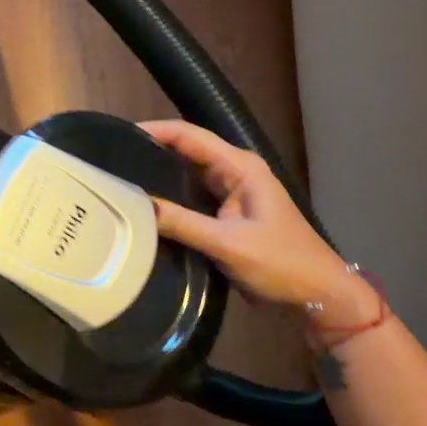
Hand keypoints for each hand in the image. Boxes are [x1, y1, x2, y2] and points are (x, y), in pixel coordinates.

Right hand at [142, 120, 374, 326]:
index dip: (156, 130)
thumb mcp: (228, 244)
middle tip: (111, 162)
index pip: (191, 136)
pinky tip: (145, 211)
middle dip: (152, 152)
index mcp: (241, 168)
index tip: (119, 134)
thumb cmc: (280, 264)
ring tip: (119, 182)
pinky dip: (170, 203)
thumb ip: (182, 223)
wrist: (315, 295)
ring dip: (159, 178)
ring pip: (187, 178)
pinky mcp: (226, 219)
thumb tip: (137, 205)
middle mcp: (234, 175)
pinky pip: (191, 202)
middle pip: (186, 153)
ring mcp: (231, 197)